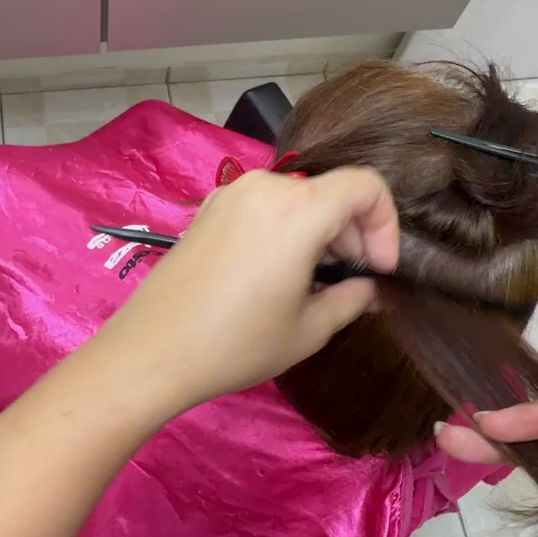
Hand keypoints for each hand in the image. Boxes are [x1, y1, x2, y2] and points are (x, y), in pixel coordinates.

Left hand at [90, 168, 399, 411]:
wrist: (151, 350)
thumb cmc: (236, 343)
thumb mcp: (307, 330)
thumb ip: (351, 300)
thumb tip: (369, 288)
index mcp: (297, 209)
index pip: (365, 186)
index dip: (385, 224)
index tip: (380, 267)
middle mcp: (263, 187)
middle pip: (329, 193)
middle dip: (351, 233)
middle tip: (349, 282)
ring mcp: (229, 195)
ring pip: (295, 199)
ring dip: (317, 232)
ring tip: (311, 282)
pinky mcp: (206, 210)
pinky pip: (262, 207)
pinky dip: (282, 228)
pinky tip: (273, 273)